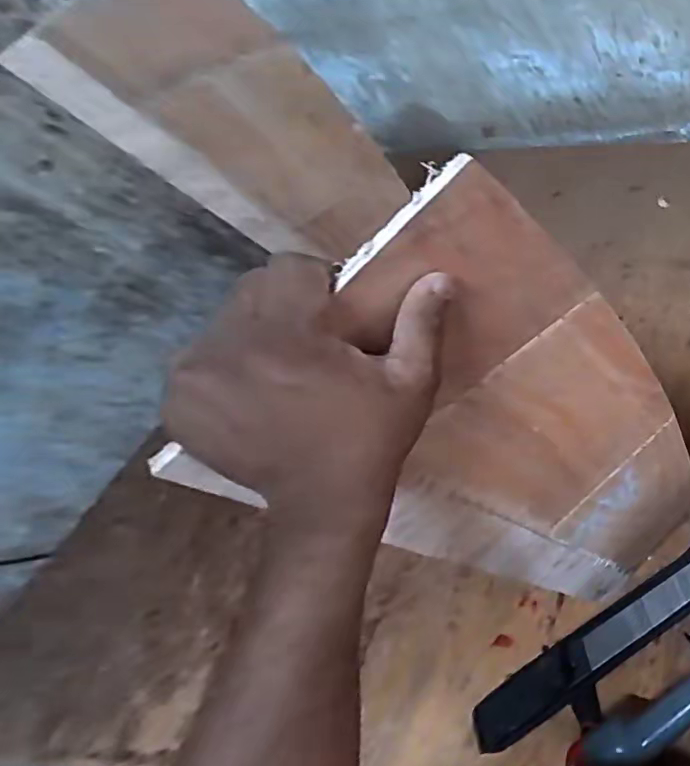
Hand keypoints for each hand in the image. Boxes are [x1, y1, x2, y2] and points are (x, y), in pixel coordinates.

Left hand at [163, 255, 454, 525]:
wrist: (324, 497)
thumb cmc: (377, 432)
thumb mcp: (414, 378)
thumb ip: (421, 324)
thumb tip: (439, 278)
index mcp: (287, 336)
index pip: (287, 268)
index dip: (320, 280)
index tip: (342, 310)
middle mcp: (226, 346)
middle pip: (250, 289)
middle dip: (288, 303)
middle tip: (322, 341)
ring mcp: (191, 376)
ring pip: (224, 322)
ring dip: (258, 333)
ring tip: (293, 370)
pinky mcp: (175, 401)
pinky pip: (202, 357)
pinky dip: (232, 365)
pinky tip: (265, 395)